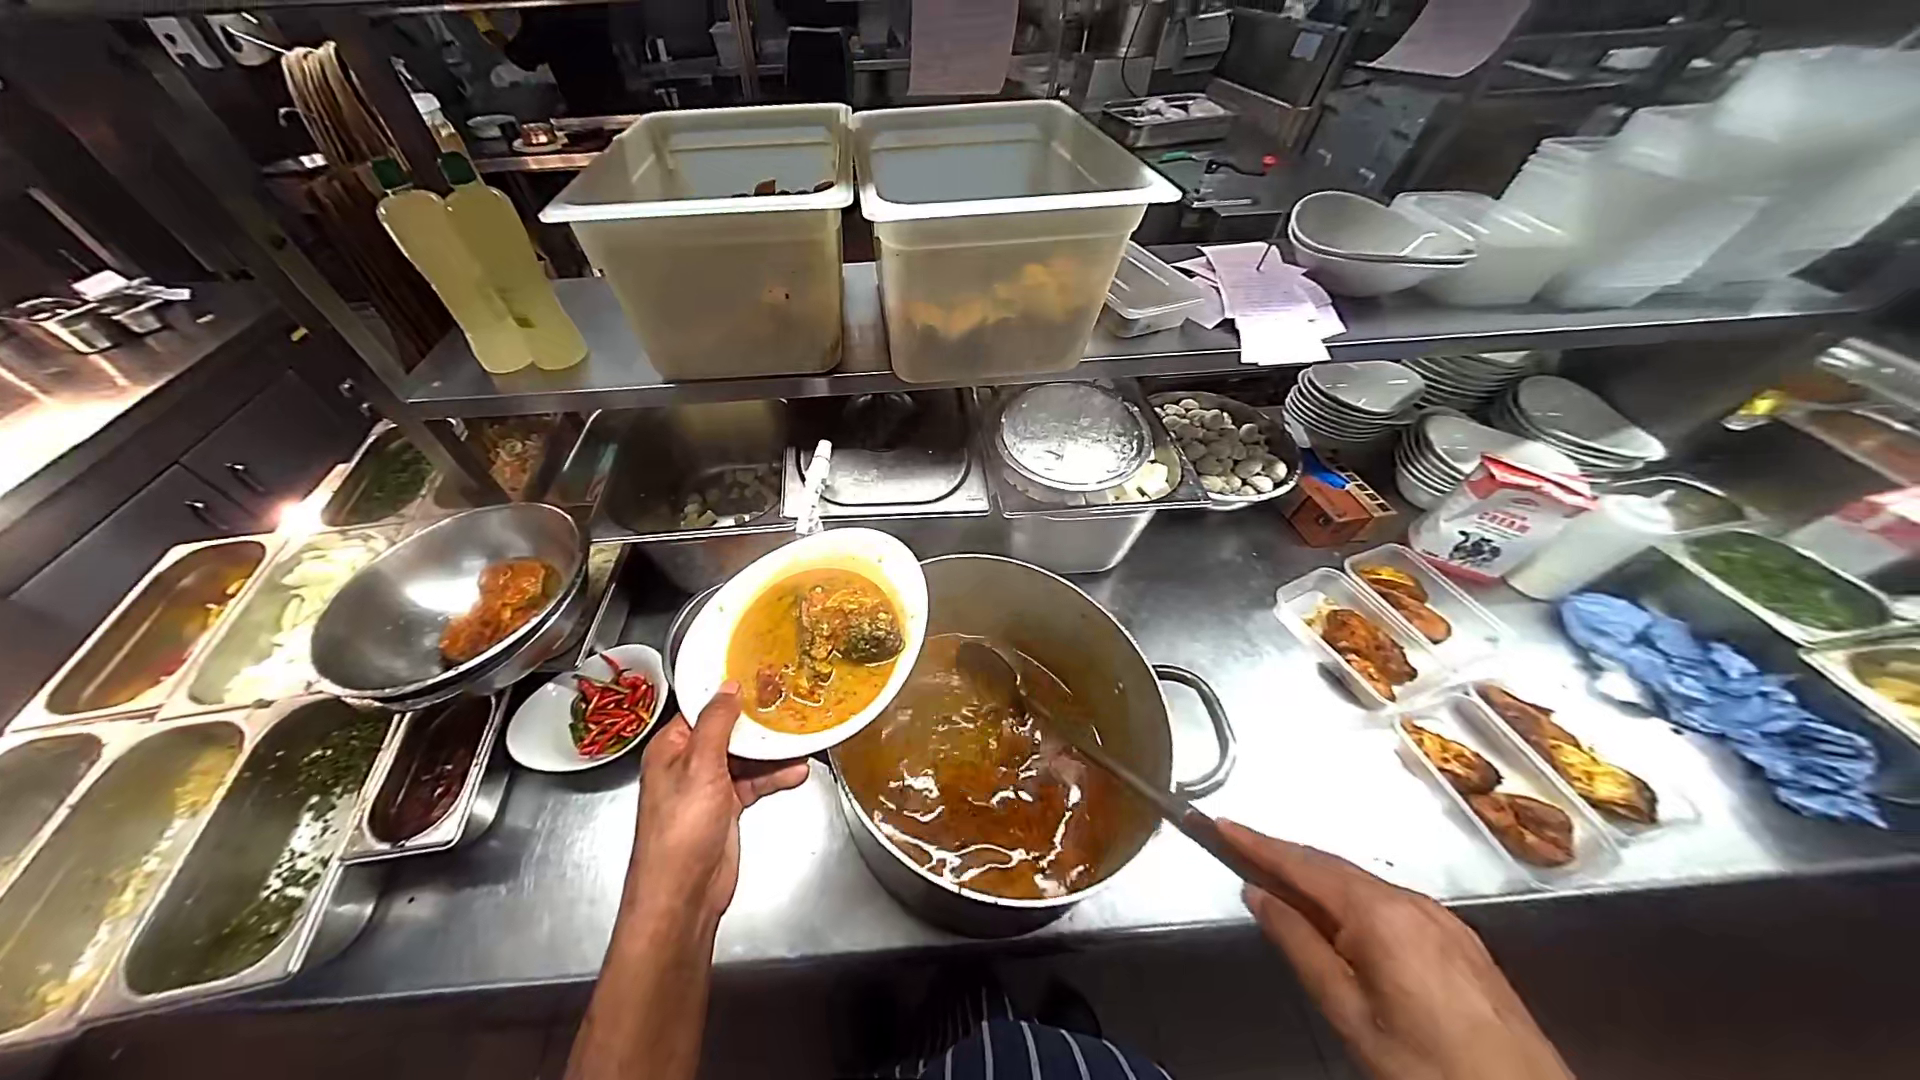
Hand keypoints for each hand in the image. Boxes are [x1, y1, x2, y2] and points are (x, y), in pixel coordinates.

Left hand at [629, 681, 810, 924]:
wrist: (683, 895)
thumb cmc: (679, 831)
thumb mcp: (700, 766)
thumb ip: (716, 723)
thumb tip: (728, 687)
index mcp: (672, 748)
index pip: (702, 708)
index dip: (729, 692)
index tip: (759, 675)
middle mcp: (688, 763)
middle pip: (729, 732)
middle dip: (759, 723)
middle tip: (789, 704)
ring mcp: (709, 786)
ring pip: (747, 757)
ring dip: (773, 752)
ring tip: (802, 740)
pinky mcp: (727, 807)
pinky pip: (755, 782)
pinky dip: (775, 777)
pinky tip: (797, 772)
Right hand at [1219, 821, 1574, 1079]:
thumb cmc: (1432, 1071)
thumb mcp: (1349, 1014)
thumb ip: (1298, 944)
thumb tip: (1258, 896)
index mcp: (1380, 915)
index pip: (1302, 865)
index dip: (1256, 843)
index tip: (1222, 824)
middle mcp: (1413, 903)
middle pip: (1331, 866)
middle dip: (1282, 856)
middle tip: (1238, 848)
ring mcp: (1442, 920)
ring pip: (1361, 883)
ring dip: (1314, 877)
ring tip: (1277, 882)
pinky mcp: (1459, 940)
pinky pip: (1389, 900)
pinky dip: (1349, 896)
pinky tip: (1336, 915)